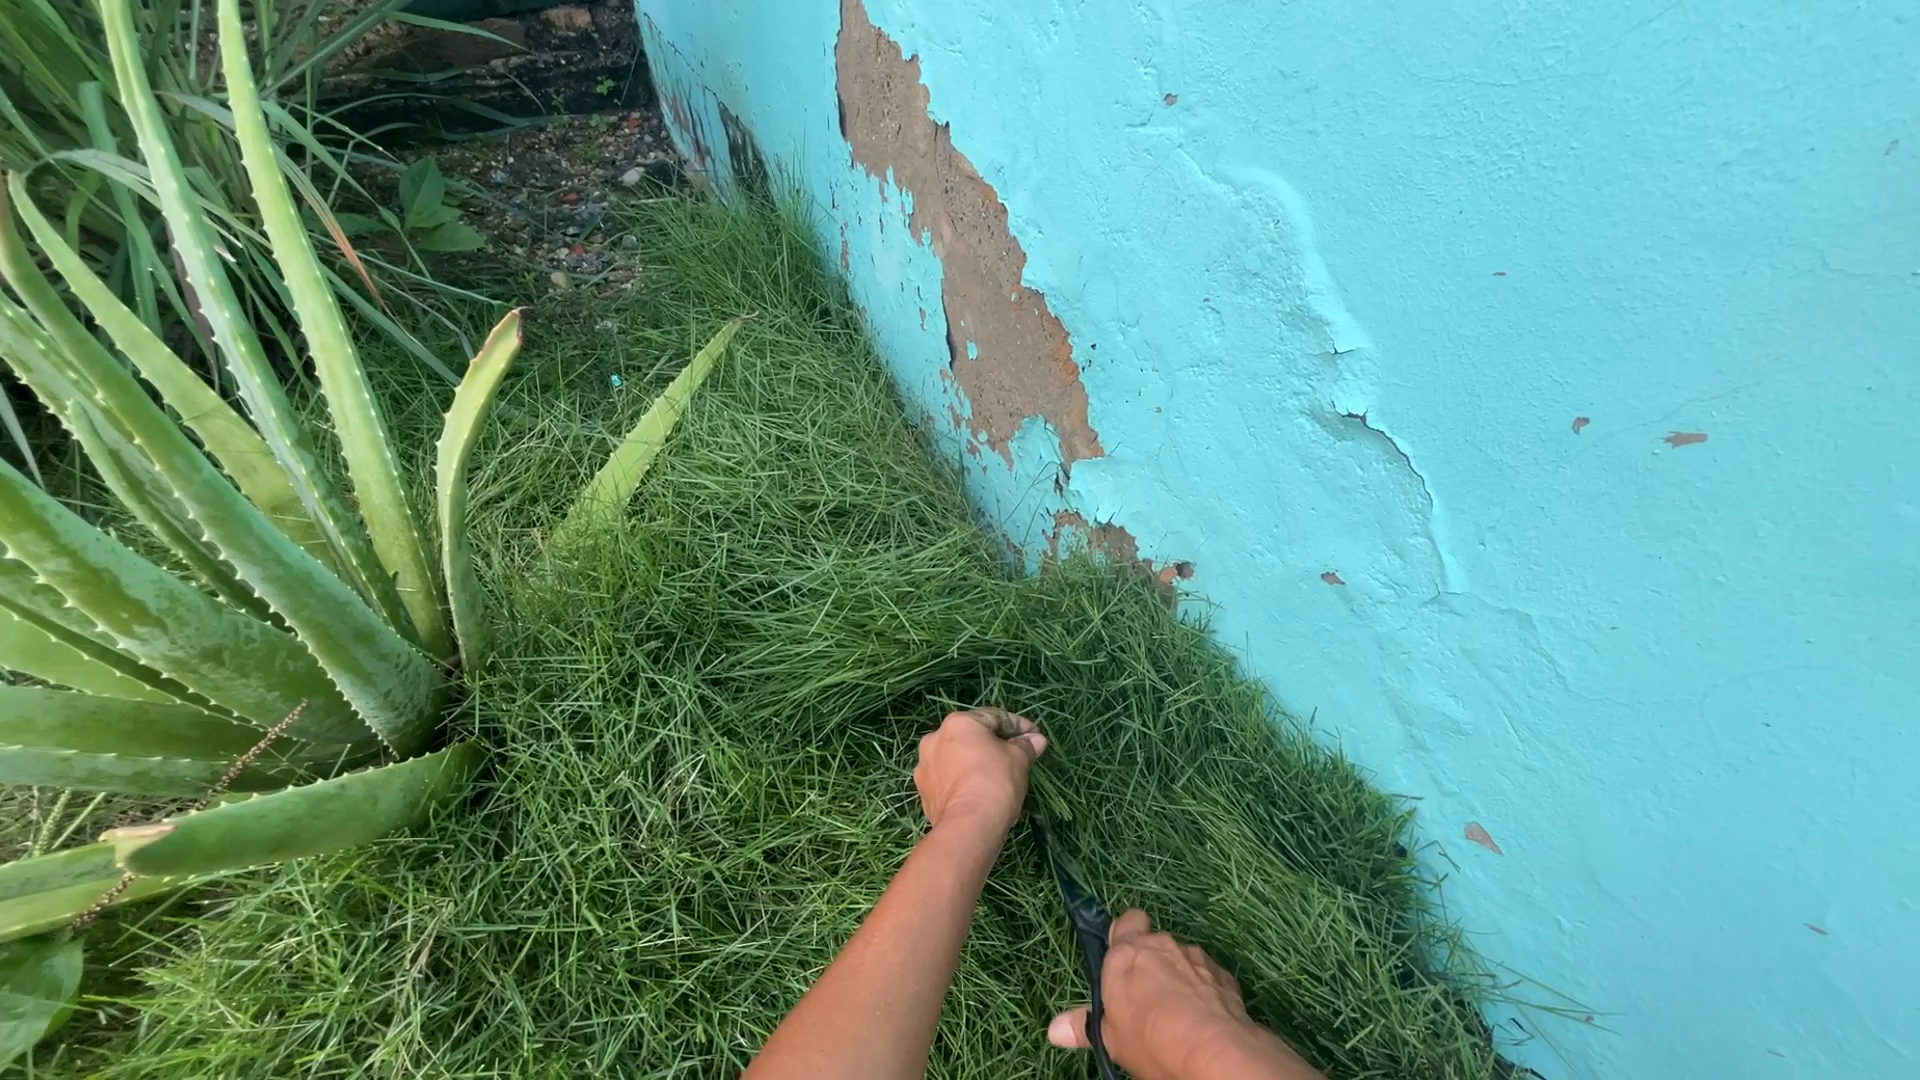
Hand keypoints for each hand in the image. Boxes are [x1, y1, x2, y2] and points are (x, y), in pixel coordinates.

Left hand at [913, 708, 1046, 834]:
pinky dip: (963, 780)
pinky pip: (948, 778)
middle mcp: (935, 738)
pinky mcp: (923, 791)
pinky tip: (978, 790)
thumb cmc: (995, 782)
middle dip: (995, 744)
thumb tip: (1037, 740)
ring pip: (957, 757)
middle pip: (972, 736)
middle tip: (1017, 755)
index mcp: (958, 723)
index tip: (1034, 737)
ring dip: (976, 761)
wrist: (968, 826)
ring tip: (997, 775)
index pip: (994, 717)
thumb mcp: (1018, 760)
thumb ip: (1026, 746)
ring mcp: (925, 765)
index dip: (1019, 726)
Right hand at [1049, 910, 1322, 1079]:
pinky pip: (1208, 976)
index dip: (1125, 936)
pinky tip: (1204, 1016)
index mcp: (1125, 953)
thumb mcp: (1111, 1039)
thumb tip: (1054, 1030)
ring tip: (1179, 1010)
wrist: (1213, 1050)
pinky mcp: (1223, 974)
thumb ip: (1084, 1026)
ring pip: (1182, 957)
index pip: (1126, 921)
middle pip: (1154, 939)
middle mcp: (1159, 945)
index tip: (1124, 961)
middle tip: (1147, 992)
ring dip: (1179, 975)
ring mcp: (1194, 956)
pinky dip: (1204, 989)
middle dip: (1152, 959)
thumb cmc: (1151, 1040)